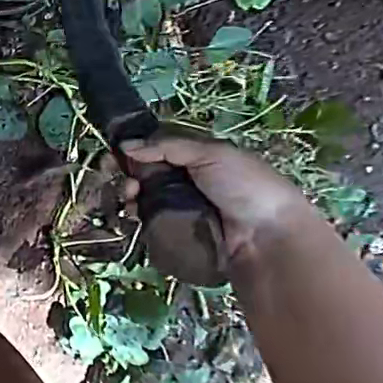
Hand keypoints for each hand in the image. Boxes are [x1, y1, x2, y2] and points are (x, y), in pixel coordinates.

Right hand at [119, 135, 317, 260]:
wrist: (267, 236)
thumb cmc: (245, 185)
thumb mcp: (210, 154)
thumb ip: (167, 147)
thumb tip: (126, 146)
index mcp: (198, 158)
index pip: (158, 150)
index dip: (136, 151)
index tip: (115, 154)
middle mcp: (188, 182)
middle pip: (147, 174)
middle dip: (129, 174)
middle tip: (124, 180)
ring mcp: (182, 208)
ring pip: (145, 198)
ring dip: (130, 195)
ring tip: (129, 198)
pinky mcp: (178, 233)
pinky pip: (150, 221)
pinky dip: (137, 216)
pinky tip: (133, 214)